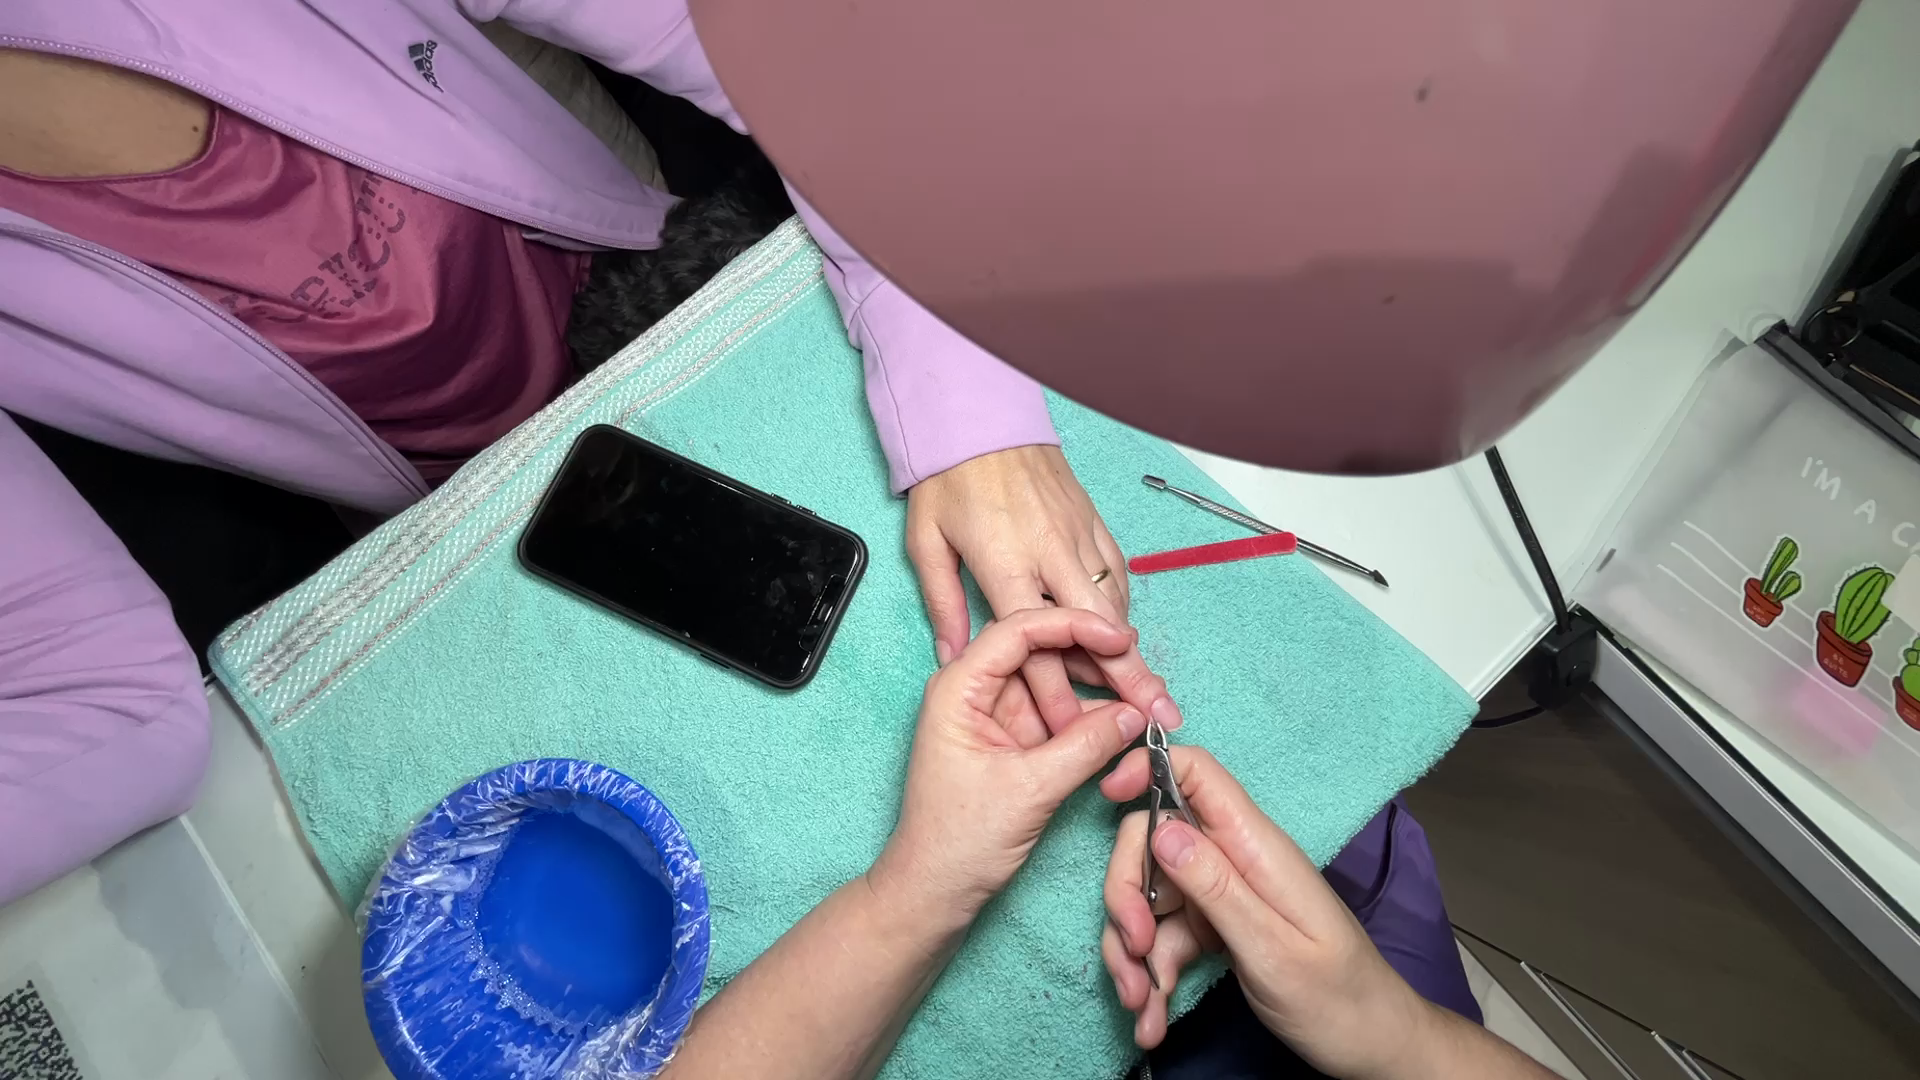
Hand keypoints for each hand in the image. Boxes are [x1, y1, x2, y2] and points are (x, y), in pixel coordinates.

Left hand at [871, 608, 1175, 924]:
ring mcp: (997, 711)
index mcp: (959, 686)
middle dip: (1095, 658)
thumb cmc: (959, 841)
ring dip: (1100, 687)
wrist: (935, 891)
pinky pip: (1059, 710)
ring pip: (1056, 679)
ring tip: (1150, 697)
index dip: (1073, 625)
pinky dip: (1092, 715)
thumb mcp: (1028, 790)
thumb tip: (1134, 714)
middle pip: (1043, 650)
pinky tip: (1128, 719)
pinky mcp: (1016, 735)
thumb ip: (1084, 746)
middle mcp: (977, 688)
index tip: (1120, 637)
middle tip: (1145, 672)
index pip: (1019, 630)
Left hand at [907, 445, 1145, 734]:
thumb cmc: (948, 480)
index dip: (1056, 691)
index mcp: (1004, 563)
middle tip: (1159, 714)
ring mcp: (1076, 533)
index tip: (1072, 729)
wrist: (979, 416)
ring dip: (1132, 646)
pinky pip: (1116, 568)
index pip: (1036, 641)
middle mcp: (1049, 552)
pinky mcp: (1090, 518)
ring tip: (1152, 685)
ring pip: (1114, 600)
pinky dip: (1123, 603)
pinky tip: (1125, 628)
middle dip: (1130, 677)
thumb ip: (943, 602)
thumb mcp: (926, 542)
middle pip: (1097, 627)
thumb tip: (952, 652)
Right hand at [1099, 747, 1429, 1077]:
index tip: (1107, 796)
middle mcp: (1229, 855)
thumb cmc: (1339, 999)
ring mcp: (1217, 889)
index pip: (1195, 772)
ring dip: (1131, 948)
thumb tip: (1159, 828)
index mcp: (1252, 842)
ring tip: (1140, 1005)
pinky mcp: (1210, 923)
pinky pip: (1161, 932)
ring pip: (1148, 891)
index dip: (1146, 768)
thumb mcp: (1275, 950)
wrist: (1375, 1050)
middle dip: (1126, 890)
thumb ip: (1216, 887)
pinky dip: (1149, 971)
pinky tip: (1152, 1017)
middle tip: (1132, 949)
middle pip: (1152, 837)